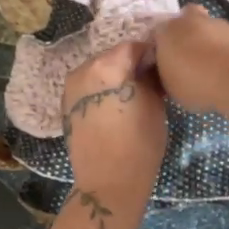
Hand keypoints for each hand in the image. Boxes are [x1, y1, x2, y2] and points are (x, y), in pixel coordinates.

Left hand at [61, 41, 166, 193]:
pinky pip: (88, 87)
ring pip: (98, 70)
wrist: (109, 182)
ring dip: (115, 77)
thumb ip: (151, 77)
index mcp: (107, 65)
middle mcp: (83, 70)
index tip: (162, 68)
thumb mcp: (156, 104)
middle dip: (131, 65)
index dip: (151, 54)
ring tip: (133, 96)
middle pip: (113, 56)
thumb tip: (149, 66)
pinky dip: (101, 90)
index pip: (134, 46)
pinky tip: (116, 107)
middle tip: (150, 82)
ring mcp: (70, 87)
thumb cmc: (140, 142)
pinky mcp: (65, 105)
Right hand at [151, 5, 228, 115]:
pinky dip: (228, 50)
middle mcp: (191, 19)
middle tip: (190, 59)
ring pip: (210, 29)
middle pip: (186, 21)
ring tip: (215, 69)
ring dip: (211, 42)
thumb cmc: (196, 82)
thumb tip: (170, 70)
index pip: (158, 33)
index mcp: (167, 30)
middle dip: (187, 35)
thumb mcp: (170, 86)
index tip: (167, 65)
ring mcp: (219, 23)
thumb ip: (166, 72)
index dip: (162, 48)